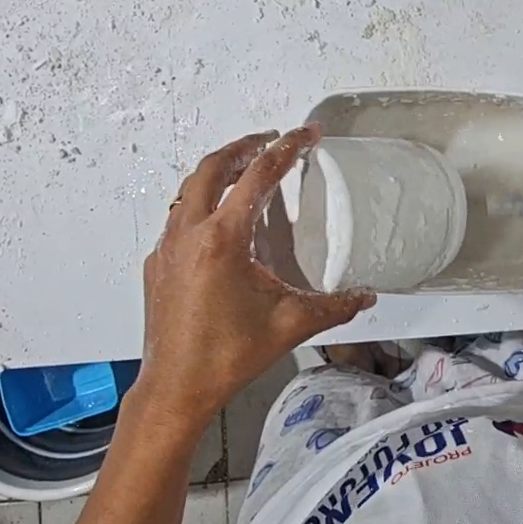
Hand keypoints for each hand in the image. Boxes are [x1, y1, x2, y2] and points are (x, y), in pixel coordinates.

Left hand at [139, 126, 375, 425]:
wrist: (175, 389)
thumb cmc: (226, 356)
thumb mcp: (290, 324)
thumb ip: (335, 306)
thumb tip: (364, 297)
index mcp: (222, 239)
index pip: (259, 176)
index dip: (287, 149)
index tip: (305, 134)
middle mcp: (189, 234)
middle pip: (213, 167)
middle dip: (244, 146)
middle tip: (270, 141)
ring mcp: (167, 248)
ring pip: (189, 189)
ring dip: (219, 171)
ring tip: (245, 170)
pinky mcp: (157, 265)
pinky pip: (178, 218)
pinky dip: (200, 203)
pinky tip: (219, 222)